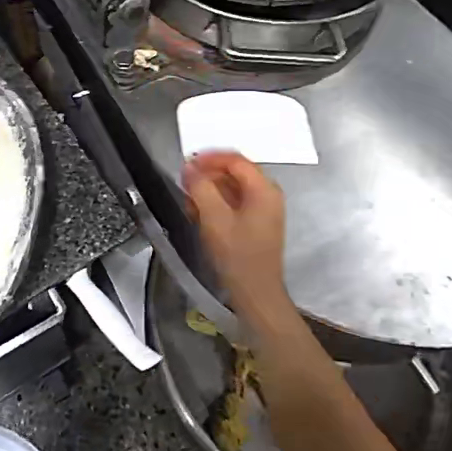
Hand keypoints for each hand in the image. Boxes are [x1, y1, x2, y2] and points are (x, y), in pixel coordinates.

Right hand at [182, 152, 289, 314]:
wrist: (255, 292)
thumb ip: (200, 188)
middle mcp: (267, 195)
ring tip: (187, 198)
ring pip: (232, 188)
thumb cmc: (237, 255)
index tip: (186, 163)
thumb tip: (190, 169)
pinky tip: (198, 212)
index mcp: (263, 190)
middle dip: (207, 174)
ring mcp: (263, 210)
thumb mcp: (214, 218)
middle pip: (234, 172)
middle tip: (184, 180)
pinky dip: (215, 203)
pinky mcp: (255, 224)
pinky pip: (234, 203)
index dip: (209, 158)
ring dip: (208, 189)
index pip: (235, 160)